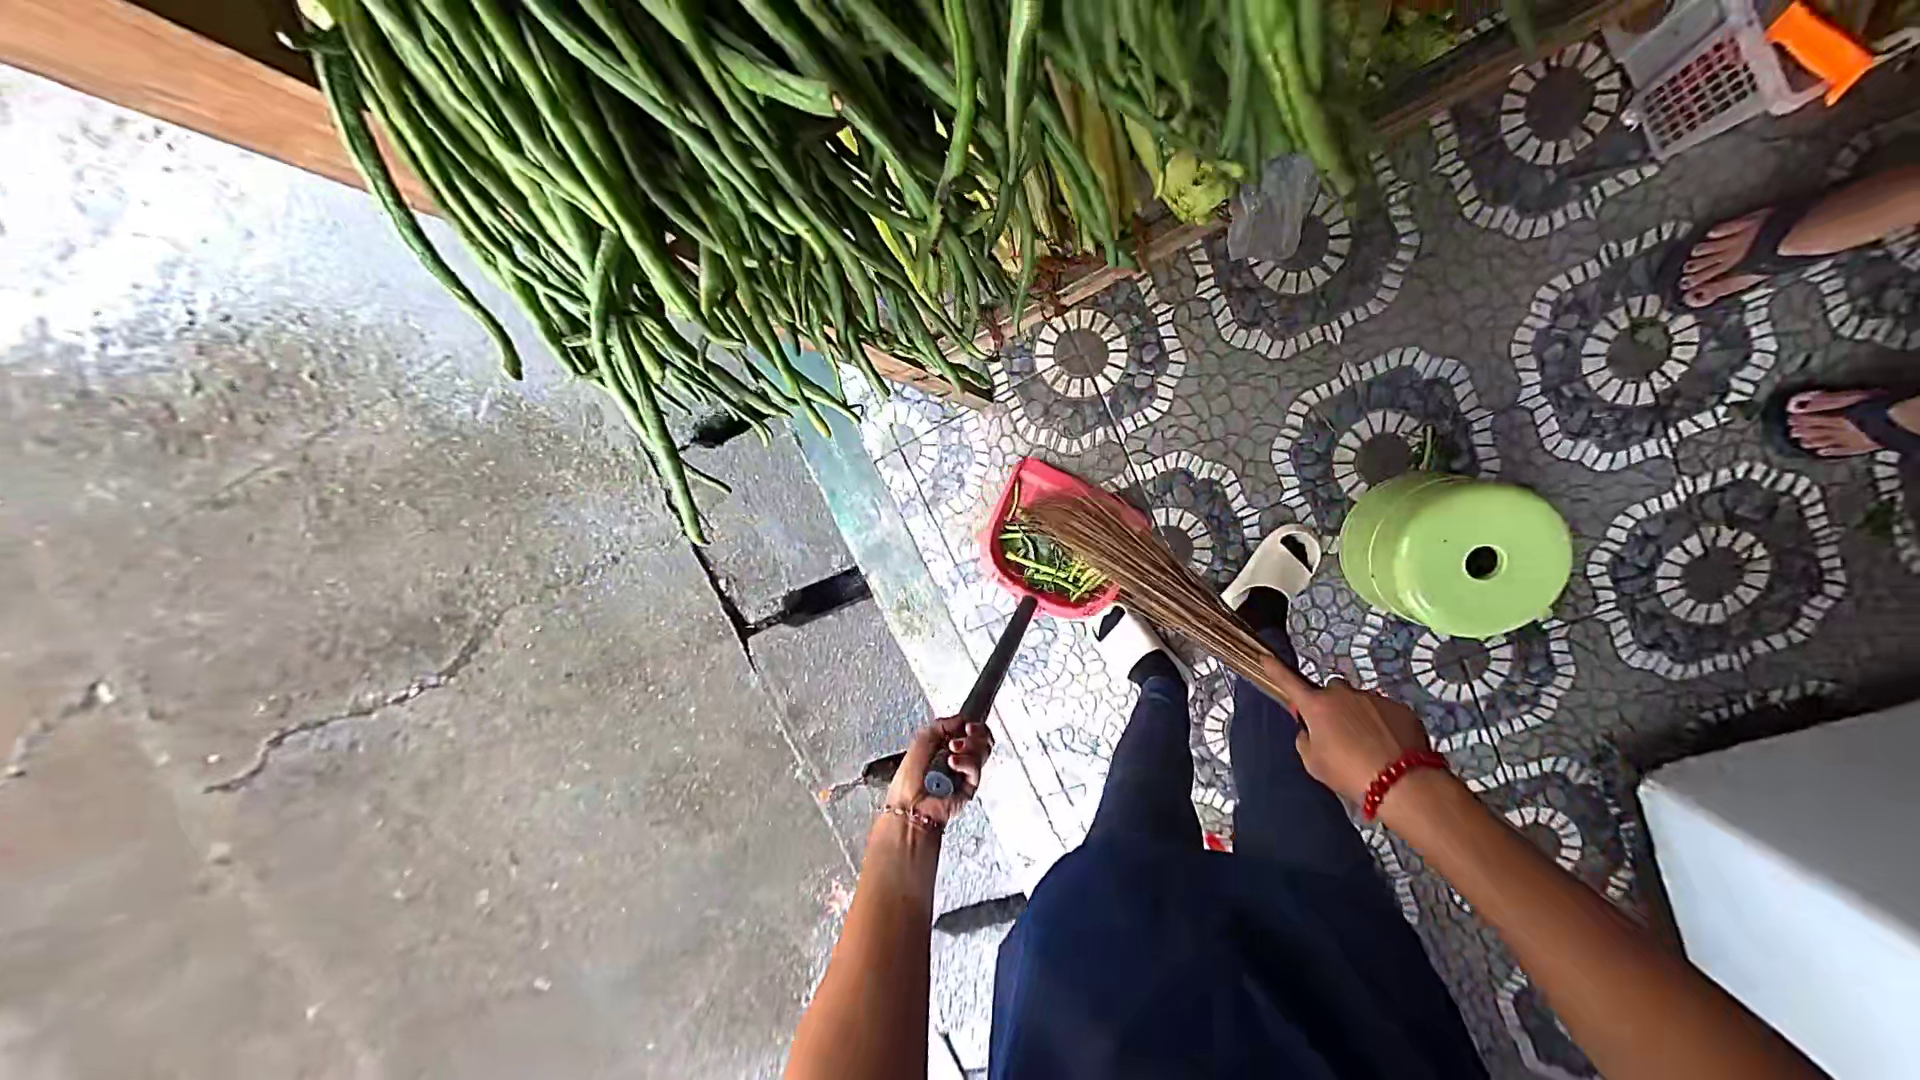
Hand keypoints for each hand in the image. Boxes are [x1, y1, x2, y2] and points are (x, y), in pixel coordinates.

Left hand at [884, 715, 993, 826]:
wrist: (910, 804)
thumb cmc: (909, 777)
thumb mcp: (922, 739)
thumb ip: (943, 724)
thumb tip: (961, 718)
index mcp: (945, 746)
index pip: (970, 731)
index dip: (973, 725)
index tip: (968, 724)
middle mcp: (958, 758)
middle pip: (982, 740)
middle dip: (977, 732)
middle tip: (967, 732)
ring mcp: (964, 773)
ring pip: (982, 752)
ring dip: (969, 746)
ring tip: (952, 750)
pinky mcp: (970, 787)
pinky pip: (976, 769)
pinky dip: (967, 762)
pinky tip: (954, 763)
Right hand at [1261, 658, 1430, 802]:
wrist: (1404, 784)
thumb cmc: (1349, 774)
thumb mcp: (1313, 762)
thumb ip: (1305, 740)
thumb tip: (1310, 730)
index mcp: (1316, 706)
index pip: (1289, 682)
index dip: (1275, 670)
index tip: (1266, 659)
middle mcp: (1343, 695)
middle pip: (1331, 690)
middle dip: (1331, 704)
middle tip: (1338, 731)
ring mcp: (1374, 699)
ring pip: (1359, 702)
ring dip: (1358, 716)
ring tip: (1369, 745)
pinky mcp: (1401, 709)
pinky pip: (1385, 712)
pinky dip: (1384, 725)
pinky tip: (1389, 747)